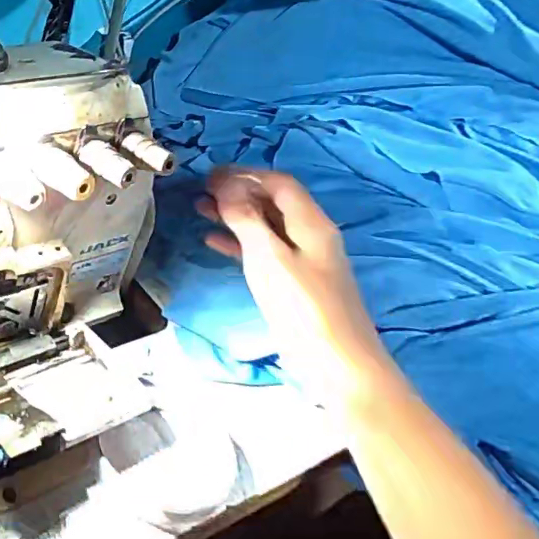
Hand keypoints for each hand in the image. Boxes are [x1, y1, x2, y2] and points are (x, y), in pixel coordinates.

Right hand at [198, 166, 405, 410]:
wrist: (337, 364)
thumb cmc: (302, 308)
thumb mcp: (269, 258)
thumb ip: (246, 219)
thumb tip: (227, 187)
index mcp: (311, 223)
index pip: (278, 182)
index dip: (244, 174)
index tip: (210, 176)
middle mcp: (311, 235)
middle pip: (272, 201)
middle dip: (237, 191)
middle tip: (202, 191)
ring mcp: (305, 259)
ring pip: (265, 224)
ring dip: (235, 214)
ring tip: (201, 210)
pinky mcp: (296, 282)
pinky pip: (264, 249)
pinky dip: (239, 240)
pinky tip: (215, 241)